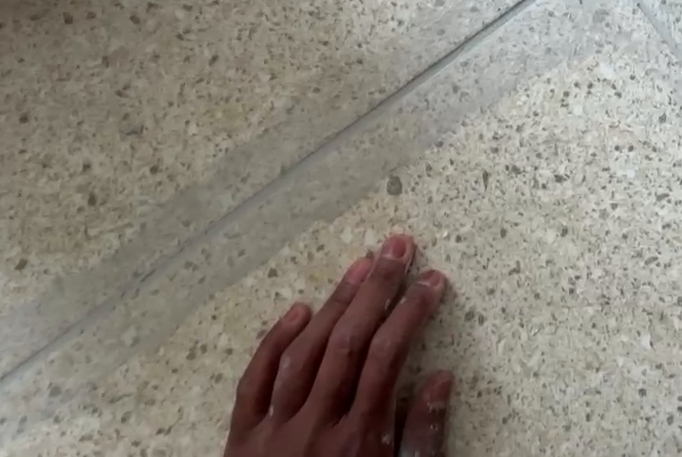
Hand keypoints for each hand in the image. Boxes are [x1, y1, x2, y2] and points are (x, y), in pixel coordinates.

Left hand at [225, 234, 451, 456]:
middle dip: (378, 287)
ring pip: (305, 350)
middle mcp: (314, 429)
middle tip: (398, 244)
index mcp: (358, 444)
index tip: (434, 278)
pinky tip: (300, 309)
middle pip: (349, 341)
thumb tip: (443, 376)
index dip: (413, 311)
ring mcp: (272, 435)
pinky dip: (276, 341)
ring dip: (336, 301)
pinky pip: (254, 382)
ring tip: (361, 264)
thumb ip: (424, 439)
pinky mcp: (239, 444)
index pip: (390, 356)